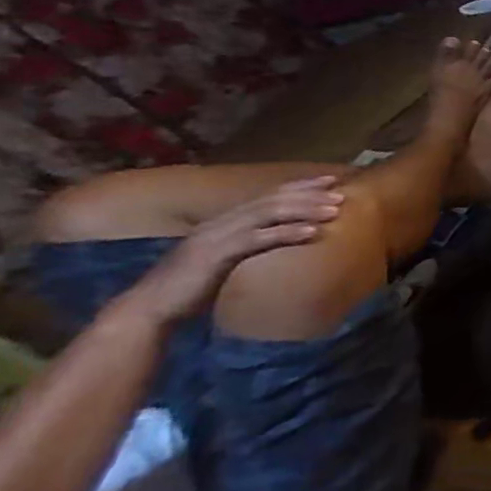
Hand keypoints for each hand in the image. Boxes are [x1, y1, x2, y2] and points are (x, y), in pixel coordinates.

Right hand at [117, 177, 342, 325]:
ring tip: (335, 209)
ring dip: (305, 209)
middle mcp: (220, 223)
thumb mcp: (226, 258)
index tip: (331, 181)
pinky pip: (257, 239)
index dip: (300, 187)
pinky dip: (286, 233)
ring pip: (268, 214)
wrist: (148, 310)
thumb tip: (283, 240)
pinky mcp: (215, 255)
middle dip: (309, 194)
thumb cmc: (191, 287)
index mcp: (223, 221)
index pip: (267, 196)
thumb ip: (249, 245)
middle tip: (342, 192)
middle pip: (272, 200)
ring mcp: (216, 236)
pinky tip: (311, 231)